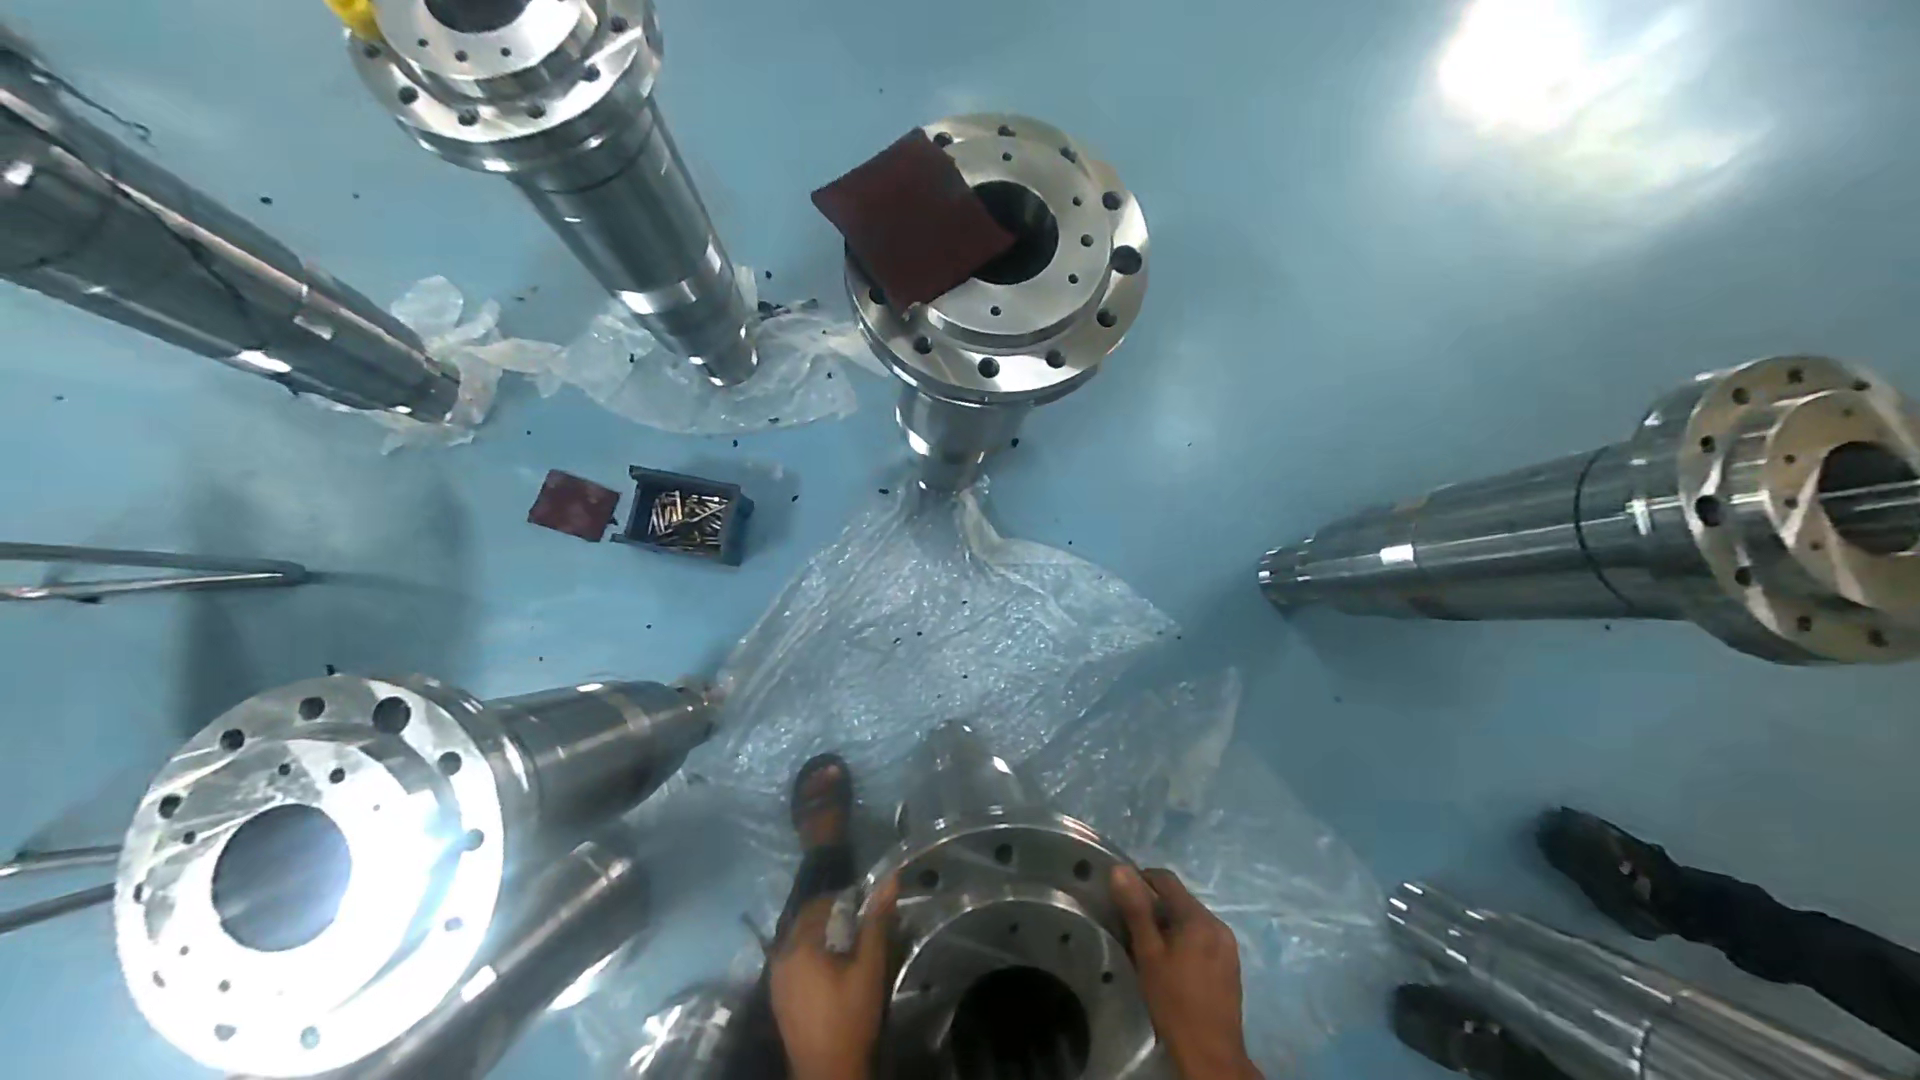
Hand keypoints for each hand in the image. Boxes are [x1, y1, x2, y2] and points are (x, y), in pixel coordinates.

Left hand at [770, 876, 898, 1079]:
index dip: (842, 898)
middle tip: (858, 922)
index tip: (863, 904)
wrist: (828, 1074)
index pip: (818, 904)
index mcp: (800, 946)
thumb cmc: (851, 1017)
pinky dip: (809, 953)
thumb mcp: (869, 967)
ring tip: (847, 943)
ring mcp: (775, 978)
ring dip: (819, 933)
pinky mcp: (777, 996)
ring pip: (797, 939)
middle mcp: (781, 956)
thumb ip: (877, 921)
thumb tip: (890, 878)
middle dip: (830, 915)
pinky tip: (830, 967)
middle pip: (804, 920)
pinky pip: (792, 959)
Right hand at [1112, 865, 1262, 1079]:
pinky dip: (1185, 940)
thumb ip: (1135, 909)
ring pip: (1191, 919)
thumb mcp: (1148, 953)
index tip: (1122, 898)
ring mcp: (1227, 945)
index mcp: (1198, 918)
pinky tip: (1173, 965)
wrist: (1211, 1055)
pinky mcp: (1231, 964)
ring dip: (1169, 924)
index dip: (1141, 880)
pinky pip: (1203, 938)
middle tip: (1132, 929)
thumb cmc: (1174, 1001)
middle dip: (1154, 906)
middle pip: (1180, 899)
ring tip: (1150, 949)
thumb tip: (1120, 869)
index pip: (1166, 879)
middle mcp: (1217, 924)